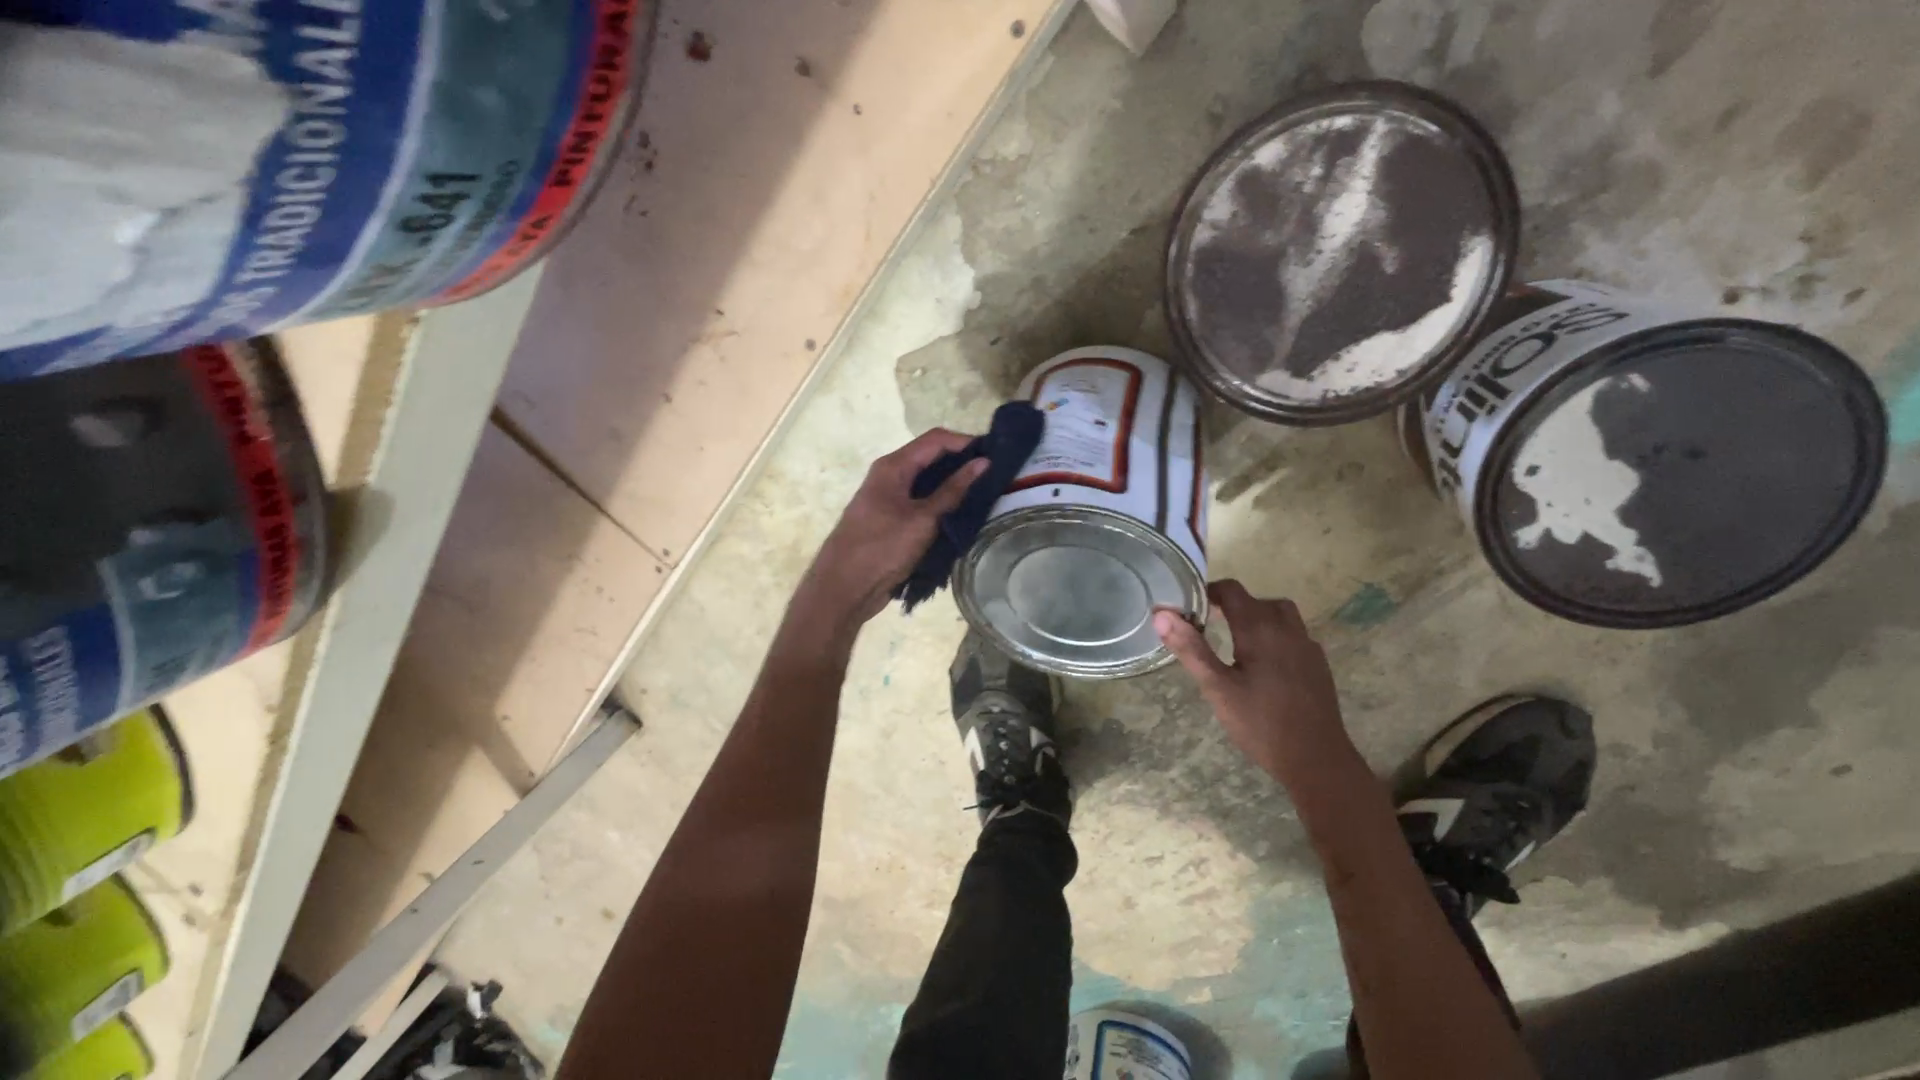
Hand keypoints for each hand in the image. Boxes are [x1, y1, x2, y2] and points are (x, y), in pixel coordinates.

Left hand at [792, 429, 987, 638]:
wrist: (844, 587)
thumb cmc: (881, 548)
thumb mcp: (923, 519)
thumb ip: (953, 490)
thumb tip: (982, 463)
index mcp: (893, 466)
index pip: (936, 439)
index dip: (966, 442)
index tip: (996, 454)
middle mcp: (890, 475)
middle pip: (931, 457)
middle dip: (962, 462)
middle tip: (995, 475)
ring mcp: (889, 497)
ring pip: (927, 481)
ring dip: (953, 484)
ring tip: (985, 493)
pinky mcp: (891, 519)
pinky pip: (921, 501)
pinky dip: (941, 503)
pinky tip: (962, 514)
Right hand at [1154, 580, 1352, 783]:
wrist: (1316, 758)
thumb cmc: (1260, 724)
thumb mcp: (1217, 688)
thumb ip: (1190, 649)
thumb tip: (1162, 614)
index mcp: (1260, 629)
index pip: (1232, 591)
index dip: (1209, 592)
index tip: (1190, 608)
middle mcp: (1288, 629)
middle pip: (1258, 601)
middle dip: (1232, 605)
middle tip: (1209, 625)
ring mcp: (1308, 646)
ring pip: (1281, 615)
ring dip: (1257, 617)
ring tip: (1236, 640)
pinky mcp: (1319, 665)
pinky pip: (1294, 635)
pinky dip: (1275, 636)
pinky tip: (1264, 664)